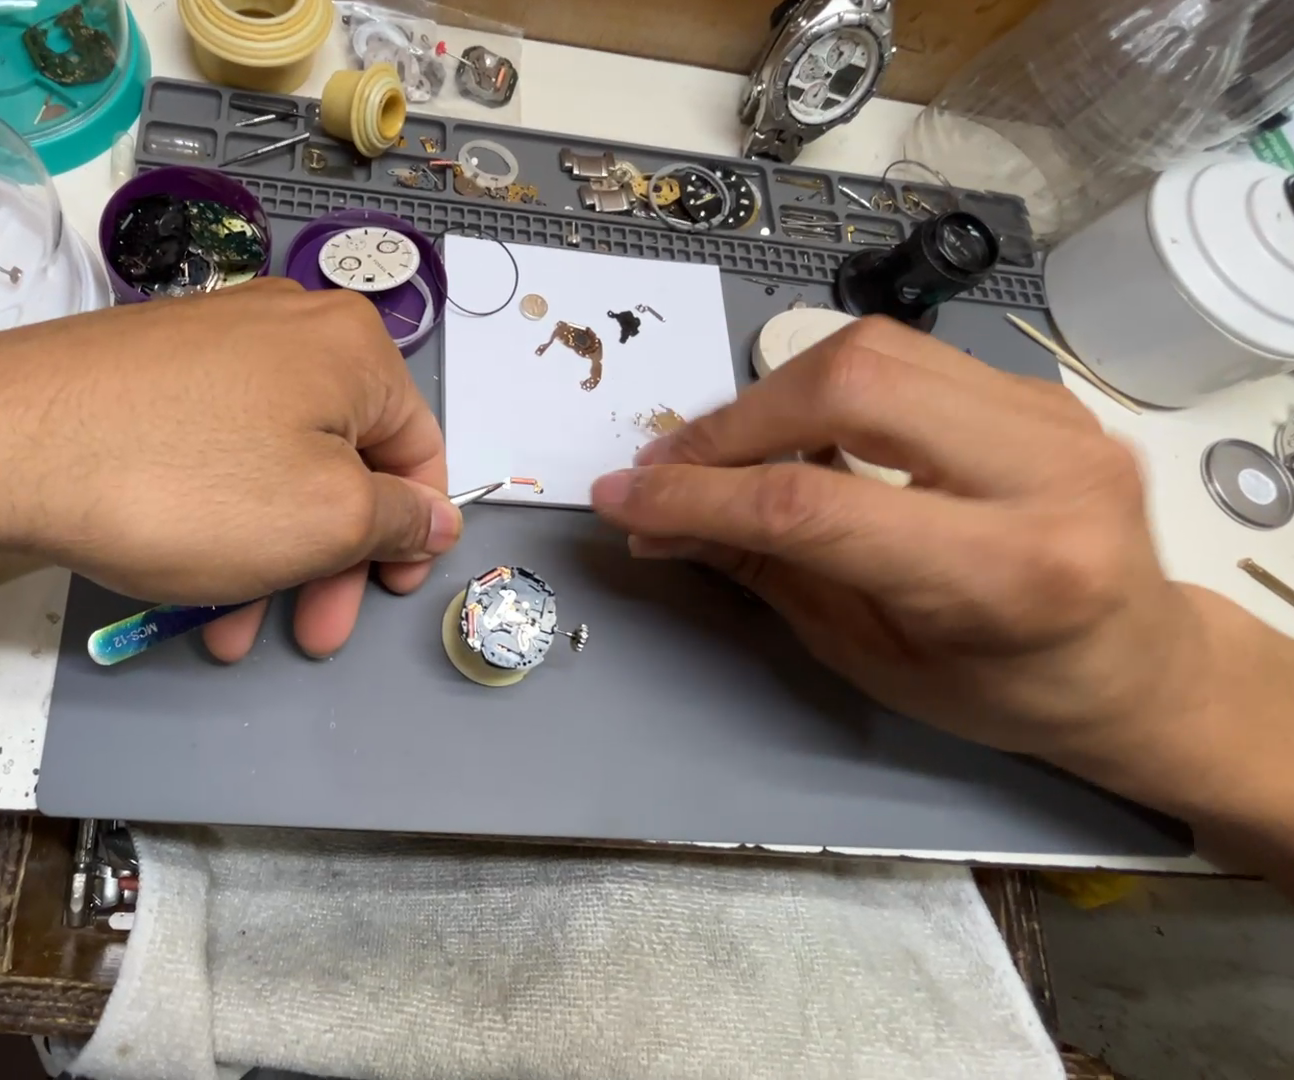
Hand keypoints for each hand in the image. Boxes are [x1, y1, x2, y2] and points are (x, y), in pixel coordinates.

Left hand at [0, 278, 458, 660]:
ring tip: (234, 627)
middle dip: (331, 562)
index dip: (414, 531)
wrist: (4, 446)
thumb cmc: (194, 486)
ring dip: (270, 558)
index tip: (384, 593)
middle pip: (341, 466)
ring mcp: (215, 349)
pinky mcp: (155, 373)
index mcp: (353, 350)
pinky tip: (195, 582)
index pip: (418, 449)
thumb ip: (400, 520)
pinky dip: (223, 521)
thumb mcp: (327, 519)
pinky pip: (218, 455)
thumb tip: (439, 519)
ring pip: (274, 470)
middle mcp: (290, 332)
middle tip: (312, 632)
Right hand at [586, 317, 1207, 778]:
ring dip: (761, 398)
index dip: (694, 496)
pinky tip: (782, 434)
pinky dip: (809, 388)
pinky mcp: (1031, 390)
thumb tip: (652, 524)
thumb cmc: (991, 686)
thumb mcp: (854, 646)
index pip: (809, 507)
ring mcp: (1049, 414)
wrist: (1133, 663)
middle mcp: (1043, 472)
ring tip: (713, 452)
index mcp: (1001, 573)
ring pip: (867, 353)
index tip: (619, 496)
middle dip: (730, 425)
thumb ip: (755, 568)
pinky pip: (894, 357)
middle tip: (665, 468)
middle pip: (847, 389)